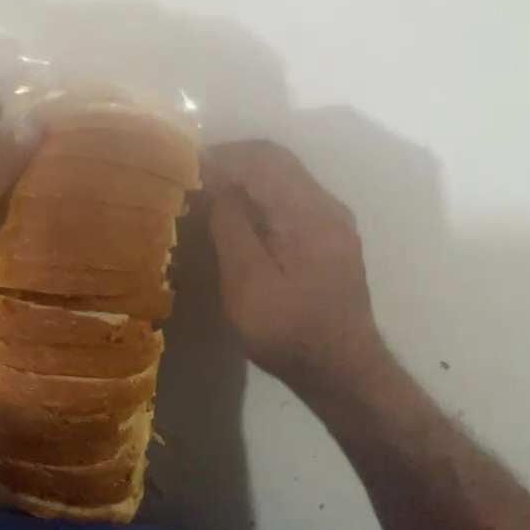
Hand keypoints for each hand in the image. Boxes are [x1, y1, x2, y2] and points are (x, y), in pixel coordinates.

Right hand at [204, 140, 388, 396]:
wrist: (342, 373)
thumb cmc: (288, 330)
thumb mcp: (247, 282)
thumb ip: (231, 226)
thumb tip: (217, 186)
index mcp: (308, 213)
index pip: (261, 159)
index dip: (221, 157)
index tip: (186, 170)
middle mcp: (327, 206)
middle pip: (276, 158)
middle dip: (231, 160)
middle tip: (193, 178)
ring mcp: (332, 221)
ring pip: (285, 173)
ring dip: (245, 175)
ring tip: (209, 194)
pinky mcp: (330, 236)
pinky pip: (291, 193)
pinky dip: (260, 191)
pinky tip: (238, 215)